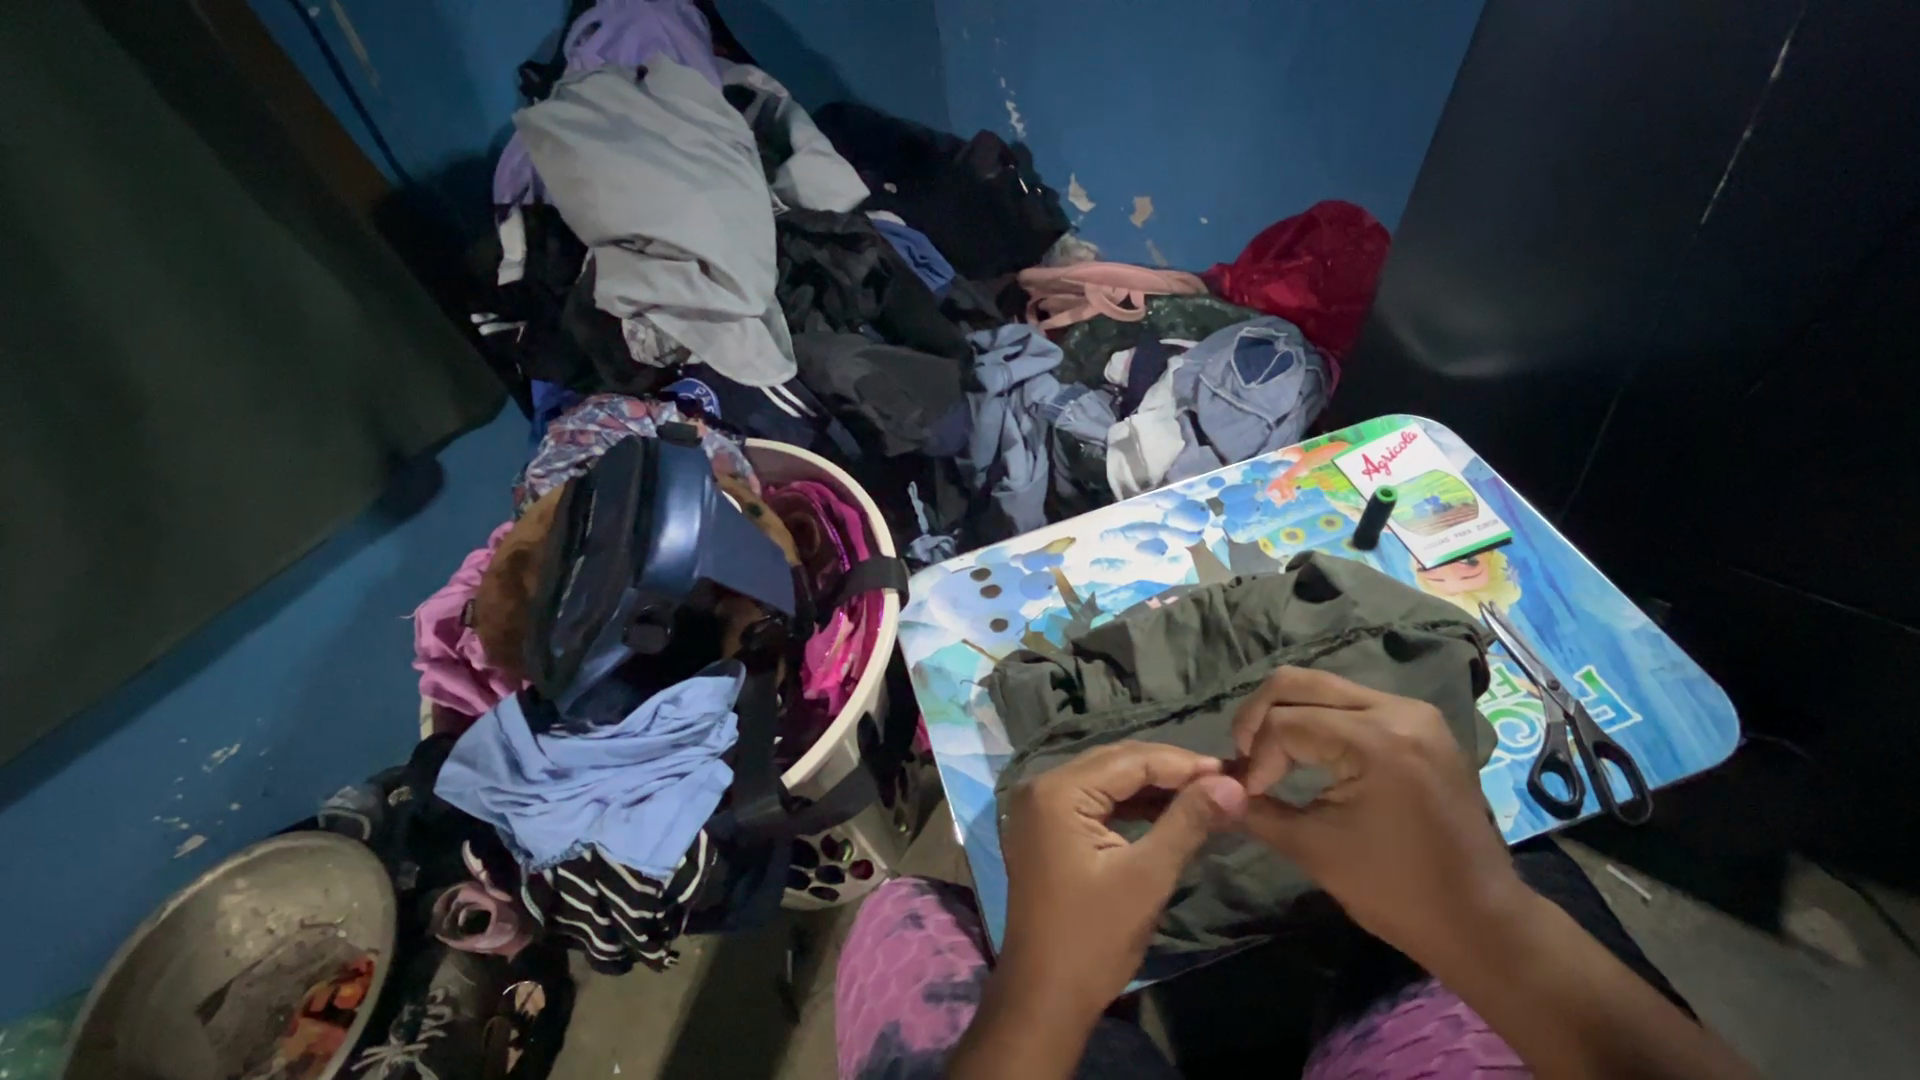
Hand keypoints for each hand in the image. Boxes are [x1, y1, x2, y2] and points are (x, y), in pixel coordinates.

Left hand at [997, 741, 1247, 1016]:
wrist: (1044, 995)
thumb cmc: (1093, 938)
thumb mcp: (1147, 876)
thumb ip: (1188, 821)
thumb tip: (1232, 783)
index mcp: (1057, 791)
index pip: (1129, 760)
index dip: (1184, 763)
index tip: (1233, 771)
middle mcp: (1041, 786)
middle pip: (1116, 763)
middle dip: (1170, 770)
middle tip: (1223, 781)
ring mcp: (1039, 807)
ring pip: (1106, 780)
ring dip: (1153, 787)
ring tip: (1205, 794)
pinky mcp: (1046, 828)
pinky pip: (1094, 802)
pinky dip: (1130, 806)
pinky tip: (1168, 812)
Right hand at [1230, 667, 1525, 961]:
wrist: (1480, 921)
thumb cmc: (1395, 891)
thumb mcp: (1313, 849)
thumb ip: (1256, 810)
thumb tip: (1212, 790)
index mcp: (1377, 742)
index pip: (1284, 722)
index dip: (1255, 756)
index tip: (1249, 795)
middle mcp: (1397, 711)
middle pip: (1297, 682)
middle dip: (1258, 717)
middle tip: (1247, 759)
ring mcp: (1412, 713)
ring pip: (1321, 686)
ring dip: (1285, 715)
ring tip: (1271, 759)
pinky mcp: (1418, 724)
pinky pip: (1348, 702)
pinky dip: (1315, 719)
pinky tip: (1305, 754)